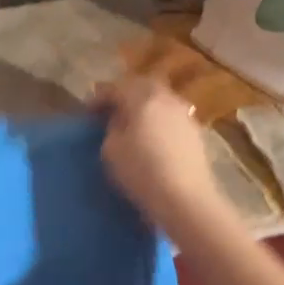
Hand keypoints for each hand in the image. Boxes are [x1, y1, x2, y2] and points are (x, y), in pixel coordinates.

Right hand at [94, 74, 223, 231]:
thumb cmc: (140, 171)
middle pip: (143, 86)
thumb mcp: (111, 149)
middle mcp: (167, 99)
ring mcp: (185, 115)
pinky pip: (171, 117)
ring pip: (161, 100)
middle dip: (125, 95)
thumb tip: (119, 121)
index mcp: (142, 98)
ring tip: (132, 124)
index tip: (87, 113)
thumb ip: (112, 128)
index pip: (117, 87)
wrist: (185, 198)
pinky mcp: (196, 134)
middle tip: (110, 110)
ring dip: (144, 107)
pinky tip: (152, 137)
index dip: (99, 98)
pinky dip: (158, 121)